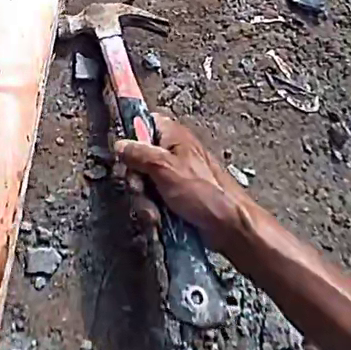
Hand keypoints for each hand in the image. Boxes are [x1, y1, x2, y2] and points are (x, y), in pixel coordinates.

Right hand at [115, 116, 260, 254]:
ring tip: (155, 210)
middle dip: (136, 178)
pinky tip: (159, 219)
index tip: (125, 152)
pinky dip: (153, 210)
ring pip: (143, 182)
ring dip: (144, 199)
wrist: (230, 227)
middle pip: (138, 157)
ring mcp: (174, 176)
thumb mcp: (164, 167)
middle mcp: (173, 153)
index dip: (132, 135)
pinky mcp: (176, 198)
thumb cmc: (204, 192)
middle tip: (142, 188)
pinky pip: (153, 199)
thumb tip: (119, 145)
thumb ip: (138, 153)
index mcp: (174, 136)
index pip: (145, 121)